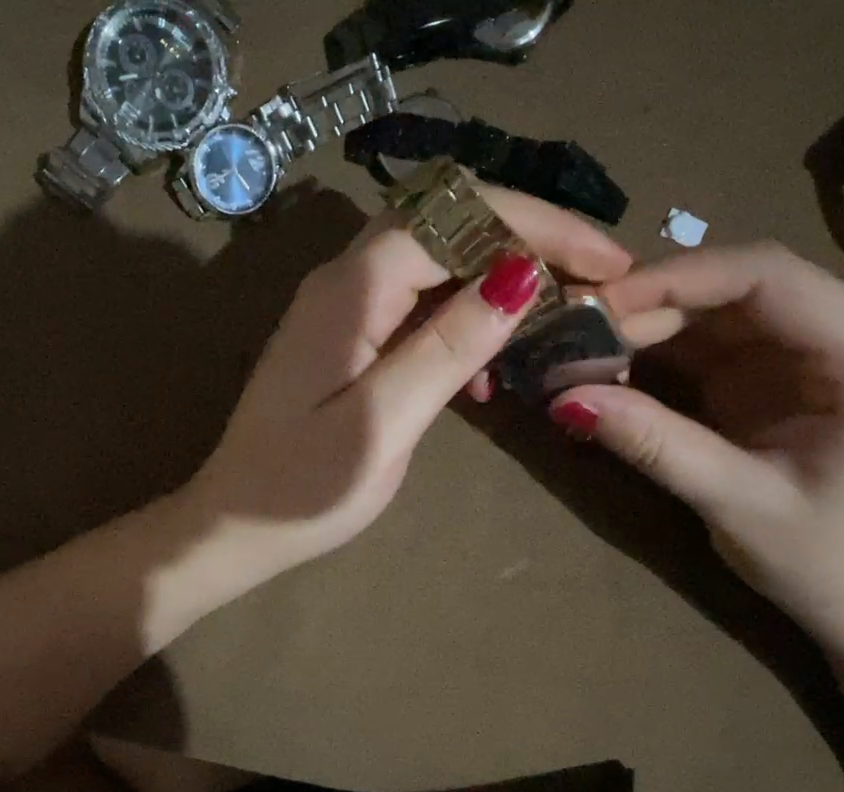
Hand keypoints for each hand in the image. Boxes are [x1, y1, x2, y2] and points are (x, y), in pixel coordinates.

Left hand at [181, 189, 631, 586]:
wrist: (235, 524)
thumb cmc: (302, 488)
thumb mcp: (383, 423)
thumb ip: (449, 346)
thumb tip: (521, 274)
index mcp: (352, 290)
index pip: (458, 216)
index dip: (539, 226)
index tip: (608, 259)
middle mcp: (346, 280)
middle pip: (449, 222)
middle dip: (529, 237)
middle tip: (596, 277)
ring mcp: (344, 308)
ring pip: (437, 260)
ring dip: (502, 277)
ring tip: (560, 317)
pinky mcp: (349, 338)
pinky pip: (418, 303)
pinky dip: (466, 318)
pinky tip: (490, 371)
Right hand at [549, 243, 843, 634]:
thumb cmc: (823, 559)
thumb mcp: (737, 504)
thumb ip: (657, 445)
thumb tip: (565, 399)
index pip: (771, 279)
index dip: (682, 278)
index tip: (602, 302)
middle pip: (741, 286)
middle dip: (656, 304)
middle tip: (578, 334)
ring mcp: (808, 352)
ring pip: (718, 310)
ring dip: (650, 325)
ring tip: (583, 349)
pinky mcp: (774, 374)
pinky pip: (710, 344)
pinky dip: (658, 352)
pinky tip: (611, 367)